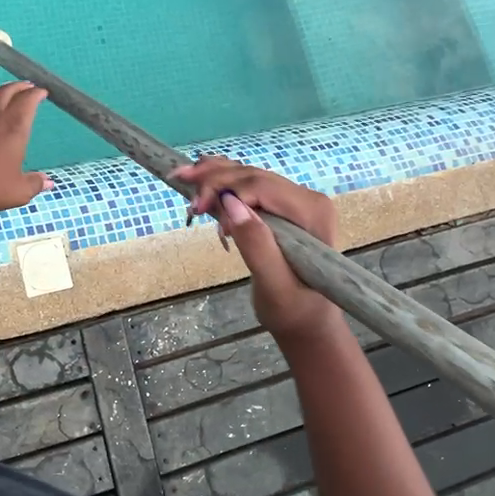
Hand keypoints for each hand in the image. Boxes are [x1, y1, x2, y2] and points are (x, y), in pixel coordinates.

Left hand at [0, 82, 51, 215]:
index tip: (42, 91)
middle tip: (28, 85)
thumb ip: (35, 183)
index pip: (28, 101)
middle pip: (8, 91)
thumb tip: (48, 181)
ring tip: (8, 92)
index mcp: (14, 127)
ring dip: (2, 91)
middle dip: (20, 86)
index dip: (36, 94)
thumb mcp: (18, 190)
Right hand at [173, 156, 339, 340]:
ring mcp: (294, 199)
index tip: (196, 211)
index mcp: (311, 214)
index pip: (259, 186)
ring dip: (214, 176)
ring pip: (247, 175)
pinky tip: (201, 176)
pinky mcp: (281, 205)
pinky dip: (222, 180)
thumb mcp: (274, 285)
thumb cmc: (292, 309)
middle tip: (184, 194)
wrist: (305, 320)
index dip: (224, 190)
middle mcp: (307, 198)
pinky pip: (248, 183)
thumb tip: (230, 203)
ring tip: (183, 176)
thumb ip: (257, 245)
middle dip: (214, 181)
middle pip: (251, 177)